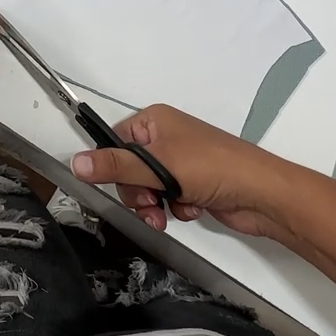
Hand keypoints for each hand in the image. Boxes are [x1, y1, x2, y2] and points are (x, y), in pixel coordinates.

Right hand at [71, 103, 278, 236]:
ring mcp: (180, 160)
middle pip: (129, 168)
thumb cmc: (209, 168)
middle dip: (137, 192)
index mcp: (154, 120)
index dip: (113, 167)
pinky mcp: (192, 183)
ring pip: (148, 186)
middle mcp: (165, 136)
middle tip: (150, 206)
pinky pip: (168, 197)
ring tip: (167, 215)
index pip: (115, 141)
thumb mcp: (158, 167)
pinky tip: (190, 211)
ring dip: (154, 204)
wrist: (260, 193)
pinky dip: (174, 208)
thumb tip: (74, 162)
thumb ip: (115, 167)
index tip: (120, 187)